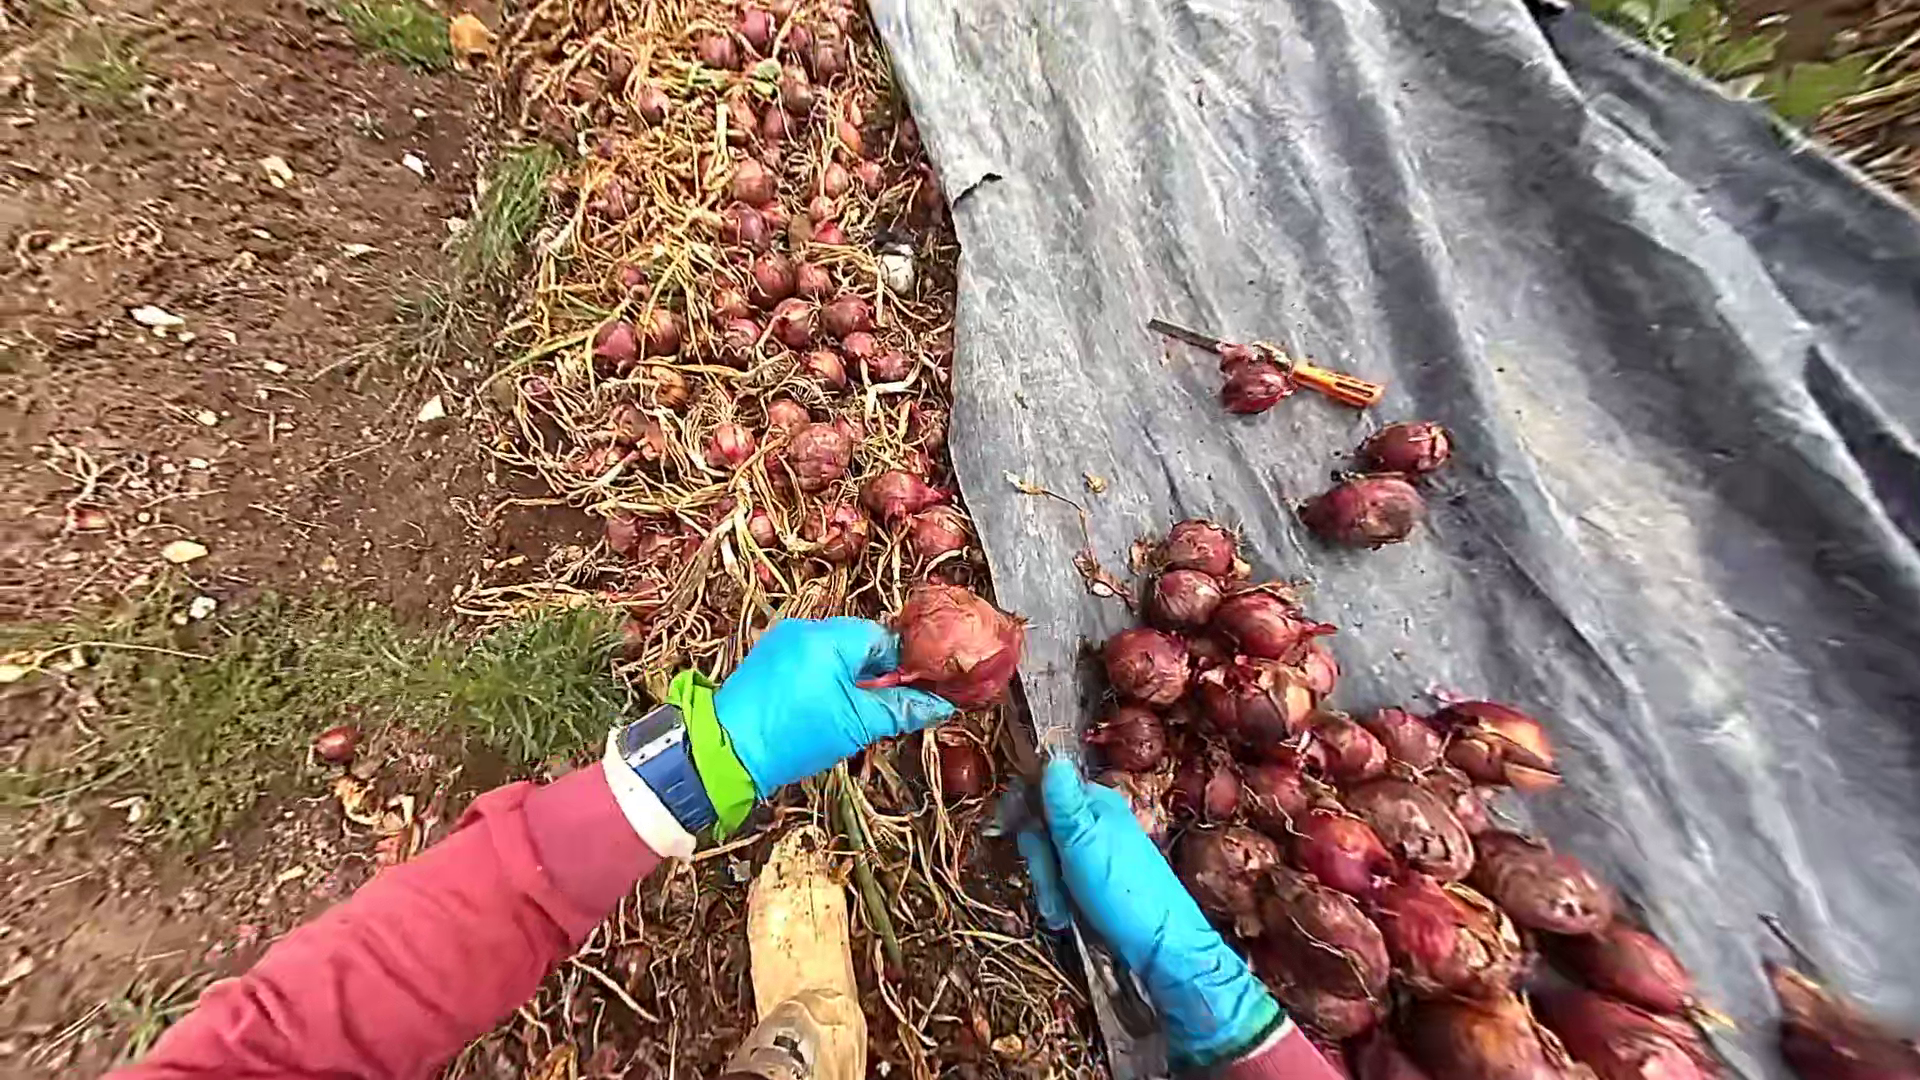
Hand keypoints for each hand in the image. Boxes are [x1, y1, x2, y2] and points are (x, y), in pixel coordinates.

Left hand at [715, 617, 954, 793]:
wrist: (724, 753)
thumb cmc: (793, 735)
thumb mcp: (857, 723)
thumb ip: (902, 708)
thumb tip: (941, 705)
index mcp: (830, 636)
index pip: (885, 637)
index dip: (904, 664)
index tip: (914, 689)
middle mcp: (806, 627)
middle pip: (862, 641)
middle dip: (878, 671)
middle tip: (885, 704)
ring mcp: (785, 638)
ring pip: (839, 649)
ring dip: (854, 674)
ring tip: (855, 708)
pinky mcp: (771, 654)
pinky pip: (814, 656)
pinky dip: (830, 675)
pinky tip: (829, 703)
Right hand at [1016, 759, 1279, 1067]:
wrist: (1164, 952)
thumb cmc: (1123, 891)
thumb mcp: (1084, 841)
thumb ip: (1063, 800)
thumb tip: (1052, 755)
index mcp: (1094, 801)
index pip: (1043, 786)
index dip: (1022, 807)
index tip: (1007, 829)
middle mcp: (1094, 820)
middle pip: (1042, 823)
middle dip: (1037, 857)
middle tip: (1047, 884)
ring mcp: (1096, 851)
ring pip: (1049, 854)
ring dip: (1047, 883)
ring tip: (1058, 912)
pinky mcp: (1095, 880)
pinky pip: (1062, 878)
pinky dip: (1059, 896)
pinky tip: (1064, 916)